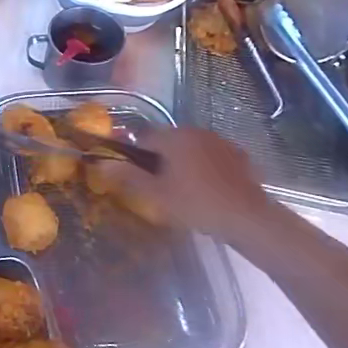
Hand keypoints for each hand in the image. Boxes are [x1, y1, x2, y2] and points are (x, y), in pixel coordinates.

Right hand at [100, 127, 275, 240]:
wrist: (246, 216)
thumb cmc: (196, 204)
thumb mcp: (157, 195)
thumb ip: (128, 177)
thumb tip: (101, 163)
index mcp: (174, 137)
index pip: (143, 138)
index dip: (134, 155)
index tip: (134, 176)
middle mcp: (196, 131)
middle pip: (168, 140)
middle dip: (159, 158)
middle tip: (157, 187)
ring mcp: (219, 141)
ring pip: (191, 147)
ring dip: (183, 162)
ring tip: (182, 190)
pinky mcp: (237, 154)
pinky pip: (211, 156)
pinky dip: (205, 167)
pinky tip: (206, 189)